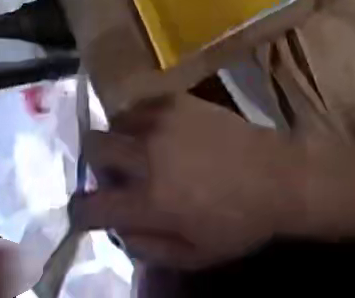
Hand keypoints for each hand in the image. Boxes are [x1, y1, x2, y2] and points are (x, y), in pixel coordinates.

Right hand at [69, 96, 305, 269]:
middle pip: (93, 147)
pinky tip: (158, 132)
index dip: (81, 212)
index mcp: (148, 200)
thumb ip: (145, 246)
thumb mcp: (191, 255)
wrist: (274, 174)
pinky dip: (139, 119)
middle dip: (95, 165)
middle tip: (115, 176)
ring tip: (138, 150)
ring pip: (115, 121)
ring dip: (118, 138)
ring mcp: (161, 120)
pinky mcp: (176, 99)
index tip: (86, 212)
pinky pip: (140, 103)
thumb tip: (117, 227)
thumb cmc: (236, 223)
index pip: (89, 205)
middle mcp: (146, 154)